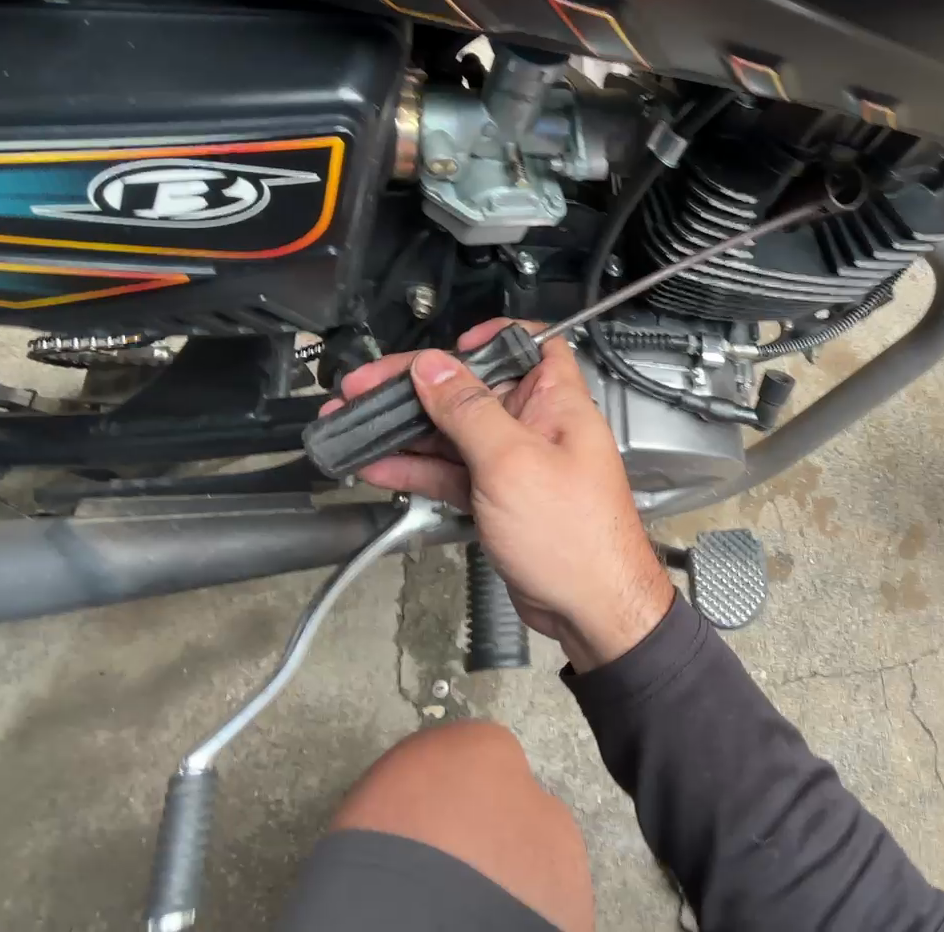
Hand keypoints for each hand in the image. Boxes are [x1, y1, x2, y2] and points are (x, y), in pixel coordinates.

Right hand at [319, 320, 673, 670]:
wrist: (591, 607)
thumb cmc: (576, 535)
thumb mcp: (512, 461)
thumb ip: (469, 410)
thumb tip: (435, 367)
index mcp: (557, 403)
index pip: (531, 346)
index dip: (492, 337)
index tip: (447, 344)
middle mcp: (538, 427)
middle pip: (473, 390)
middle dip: (418, 387)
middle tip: (362, 389)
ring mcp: (516, 464)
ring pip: (454, 433)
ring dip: (404, 428)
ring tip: (352, 424)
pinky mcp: (499, 497)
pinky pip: (451, 472)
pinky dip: (416, 468)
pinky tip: (376, 463)